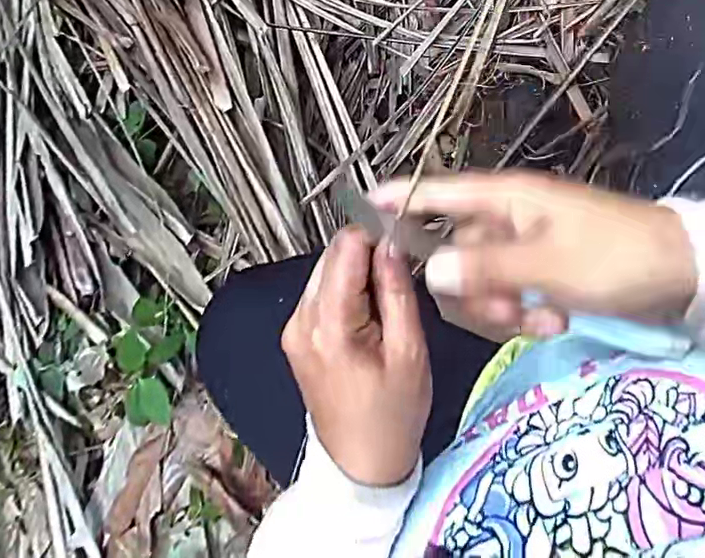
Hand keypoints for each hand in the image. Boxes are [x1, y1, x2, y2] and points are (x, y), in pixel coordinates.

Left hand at [281, 226, 430, 486]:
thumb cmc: (392, 415)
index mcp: (329, 325)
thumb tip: (392, 242)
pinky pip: (322, 289)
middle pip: (334, 253)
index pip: (346, 246)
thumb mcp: (409, 351)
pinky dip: (347, 288)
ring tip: (385, 301)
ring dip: (358, 271)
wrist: (361, 467)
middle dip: (368, 254)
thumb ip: (398, 290)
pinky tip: (367, 314)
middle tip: (398, 279)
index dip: (377, 237)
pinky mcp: (295, 332)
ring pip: (327, 266)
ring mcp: (294, 326)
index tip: (401, 248)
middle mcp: (301, 320)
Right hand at [369, 172, 695, 335]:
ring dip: (499, 308)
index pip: (440, 193)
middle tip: (507, 313)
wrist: (681, 272)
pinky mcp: (540, 271)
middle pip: (453, 253)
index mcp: (505, 199)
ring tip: (541, 319)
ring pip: (479, 281)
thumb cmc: (615, 256)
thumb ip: (487, 268)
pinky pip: (507, 294)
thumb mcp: (551, 265)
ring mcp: (523, 246)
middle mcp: (507, 218)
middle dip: (472, 290)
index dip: (403, 196)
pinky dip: (521, 313)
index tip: (365, 204)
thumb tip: (430, 269)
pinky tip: (553, 320)